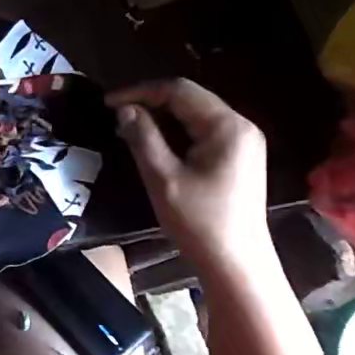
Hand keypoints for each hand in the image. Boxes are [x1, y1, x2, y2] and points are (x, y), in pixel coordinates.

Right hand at [109, 79, 270, 269]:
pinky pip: (206, 132)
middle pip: (191, 99)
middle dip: (152, 103)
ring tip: (131, 130)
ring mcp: (245, 142)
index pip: (179, 90)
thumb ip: (143, 138)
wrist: (236, 264)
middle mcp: (242, 126)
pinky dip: (179, 133)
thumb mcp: (163, 179)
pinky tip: (157, 145)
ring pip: (197, 115)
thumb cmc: (199, 223)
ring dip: (164, 118)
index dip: (140, 91)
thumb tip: (125, 109)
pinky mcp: (242, 158)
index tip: (108, 103)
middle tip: (117, 116)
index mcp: (227, 126)